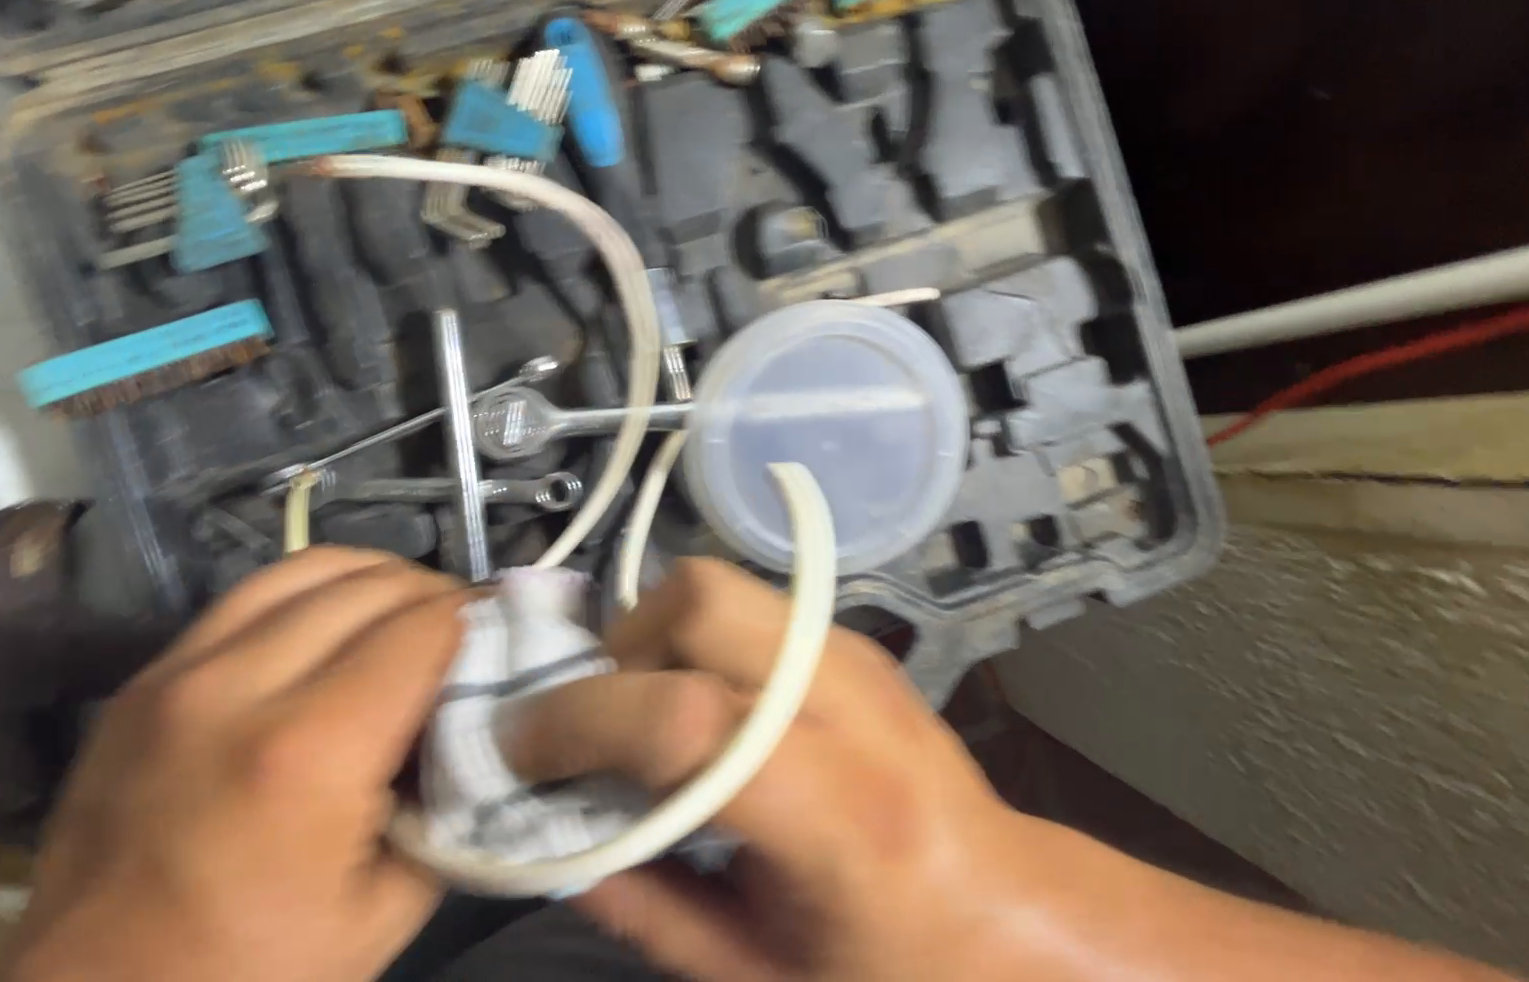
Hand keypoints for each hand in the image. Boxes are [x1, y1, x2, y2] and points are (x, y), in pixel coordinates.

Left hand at [0, 549, 467, 981]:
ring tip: (404, 611)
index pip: (423, 628)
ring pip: (308, 568)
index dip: (476, 619)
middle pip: (371, 586)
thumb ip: (445, 800)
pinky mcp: (146, 677)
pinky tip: (332, 624)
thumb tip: (477, 718)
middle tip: (464, 628)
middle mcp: (239, 687)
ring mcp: (180, 673)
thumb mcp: (387, 909)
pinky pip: (249, 595)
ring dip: (375, 578)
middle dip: (435, 594)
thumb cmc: (253, 975)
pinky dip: (311, 592)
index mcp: (309, 752)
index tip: (503, 633)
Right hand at [501, 559, 1518, 981]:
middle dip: (623, 649)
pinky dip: (692, 638)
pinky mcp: (848, 641)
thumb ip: (646, 908)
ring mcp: (854, 656)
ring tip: (641, 706)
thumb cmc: (894, 966)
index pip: (687, 721)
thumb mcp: (756, 975)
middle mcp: (852, 705)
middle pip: (704, 603)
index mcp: (841, 812)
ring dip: (655, 634)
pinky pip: (743, 607)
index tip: (526, 749)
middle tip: (598, 719)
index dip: (582, 725)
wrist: (1003, 907)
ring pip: (720, 585)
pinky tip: (694, 702)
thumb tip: (554, 840)